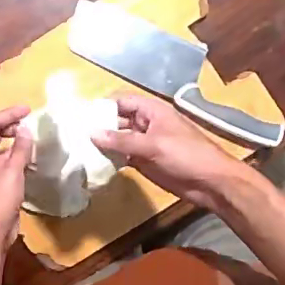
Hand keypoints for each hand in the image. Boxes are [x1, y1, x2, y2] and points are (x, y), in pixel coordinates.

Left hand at [0, 105, 32, 251]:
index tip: (28, 109)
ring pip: (1, 149)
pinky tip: (30, 160)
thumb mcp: (13, 170)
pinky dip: (17, 156)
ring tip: (33, 139)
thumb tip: (26, 130)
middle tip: (30, 124)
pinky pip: (6, 162)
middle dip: (11, 125)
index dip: (9, 113)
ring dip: (15, 141)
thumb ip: (21, 148)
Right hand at [93, 93, 258, 212]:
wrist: (211, 183)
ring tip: (79, 148)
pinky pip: (124, 155)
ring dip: (103, 143)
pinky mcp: (146, 161)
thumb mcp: (153, 145)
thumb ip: (122, 140)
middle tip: (74, 133)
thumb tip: (92, 133)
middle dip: (99, 125)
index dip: (103, 106)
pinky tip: (95, 162)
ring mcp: (146, 143)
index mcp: (152, 111)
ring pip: (119, 139)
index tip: (80, 115)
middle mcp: (147, 123)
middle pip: (118, 119)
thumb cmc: (186, 155)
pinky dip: (111, 158)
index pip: (122, 101)